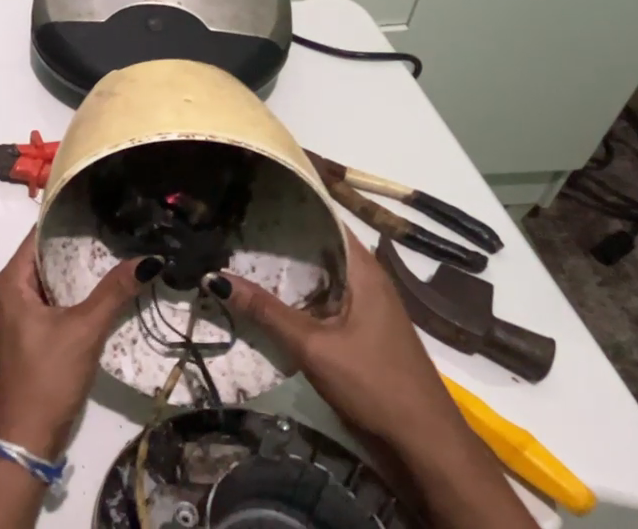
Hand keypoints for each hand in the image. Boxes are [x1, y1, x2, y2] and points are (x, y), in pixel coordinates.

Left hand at [0, 232, 156, 457]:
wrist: (29, 436)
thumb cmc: (47, 376)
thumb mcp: (83, 330)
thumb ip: (113, 292)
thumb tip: (148, 258)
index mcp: (13, 279)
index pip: (40, 234)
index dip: (69, 218)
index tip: (102, 203)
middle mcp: (15, 289)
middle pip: (51, 255)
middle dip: (83, 243)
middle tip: (122, 224)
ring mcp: (26, 312)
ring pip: (59, 279)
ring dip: (86, 270)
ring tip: (124, 248)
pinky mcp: (40, 332)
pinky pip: (63, 300)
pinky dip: (84, 293)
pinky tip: (113, 287)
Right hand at [203, 228, 459, 452]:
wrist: (424, 443)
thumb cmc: (375, 383)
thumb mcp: (313, 346)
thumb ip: (265, 311)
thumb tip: (213, 276)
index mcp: (363, 270)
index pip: (325, 218)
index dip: (290, 203)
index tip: (250, 194)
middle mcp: (366, 279)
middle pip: (317, 245)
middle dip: (277, 237)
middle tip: (230, 223)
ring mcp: (364, 305)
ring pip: (318, 274)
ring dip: (284, 268)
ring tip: (237, 252)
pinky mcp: (359, 329)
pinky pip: (321, 298)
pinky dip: (294, 293)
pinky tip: (263, 295)